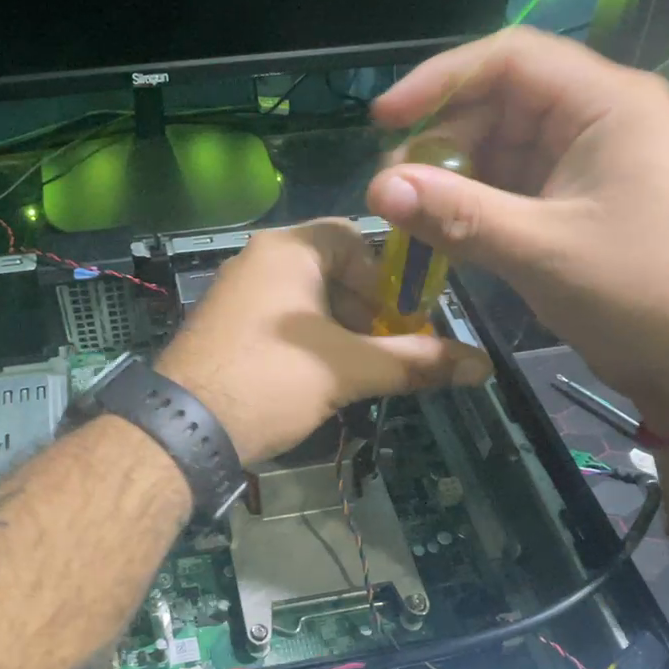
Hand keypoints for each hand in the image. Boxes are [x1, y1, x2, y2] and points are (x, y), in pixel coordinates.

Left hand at [156, 219, 491, 463]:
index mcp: (288, 247)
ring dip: (340, 332)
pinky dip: (307, 344)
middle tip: (386, 352)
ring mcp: (235, 293)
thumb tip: (484, 365)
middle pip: (332, 271)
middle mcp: (258, 259)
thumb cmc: (272, 381)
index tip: (406, 319)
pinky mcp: (222, 327)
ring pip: (306, 301)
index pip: (356, 239)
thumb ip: (415, 362)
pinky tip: (317, 381)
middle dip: (366, 312)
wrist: (184, 429)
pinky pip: (279, 322)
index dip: (389, 278)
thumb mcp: (350, 370)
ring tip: (357, 373)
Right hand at [366, 27, 668, 431]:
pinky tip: (441, 235)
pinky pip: (514, 193)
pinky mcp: (579, 210)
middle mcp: (597, 122)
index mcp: (607, 104)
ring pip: (502, 153)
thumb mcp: (543, 251)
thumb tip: (377, 189)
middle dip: (440, 142)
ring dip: (453, 180)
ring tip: (409, 218)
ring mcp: (589, 168)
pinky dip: (475, 210)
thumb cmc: (645, 296)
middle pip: (500, 105)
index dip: (438, 80)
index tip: (383, 122)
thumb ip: (458, 216)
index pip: (510, 59)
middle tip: (392, 191)